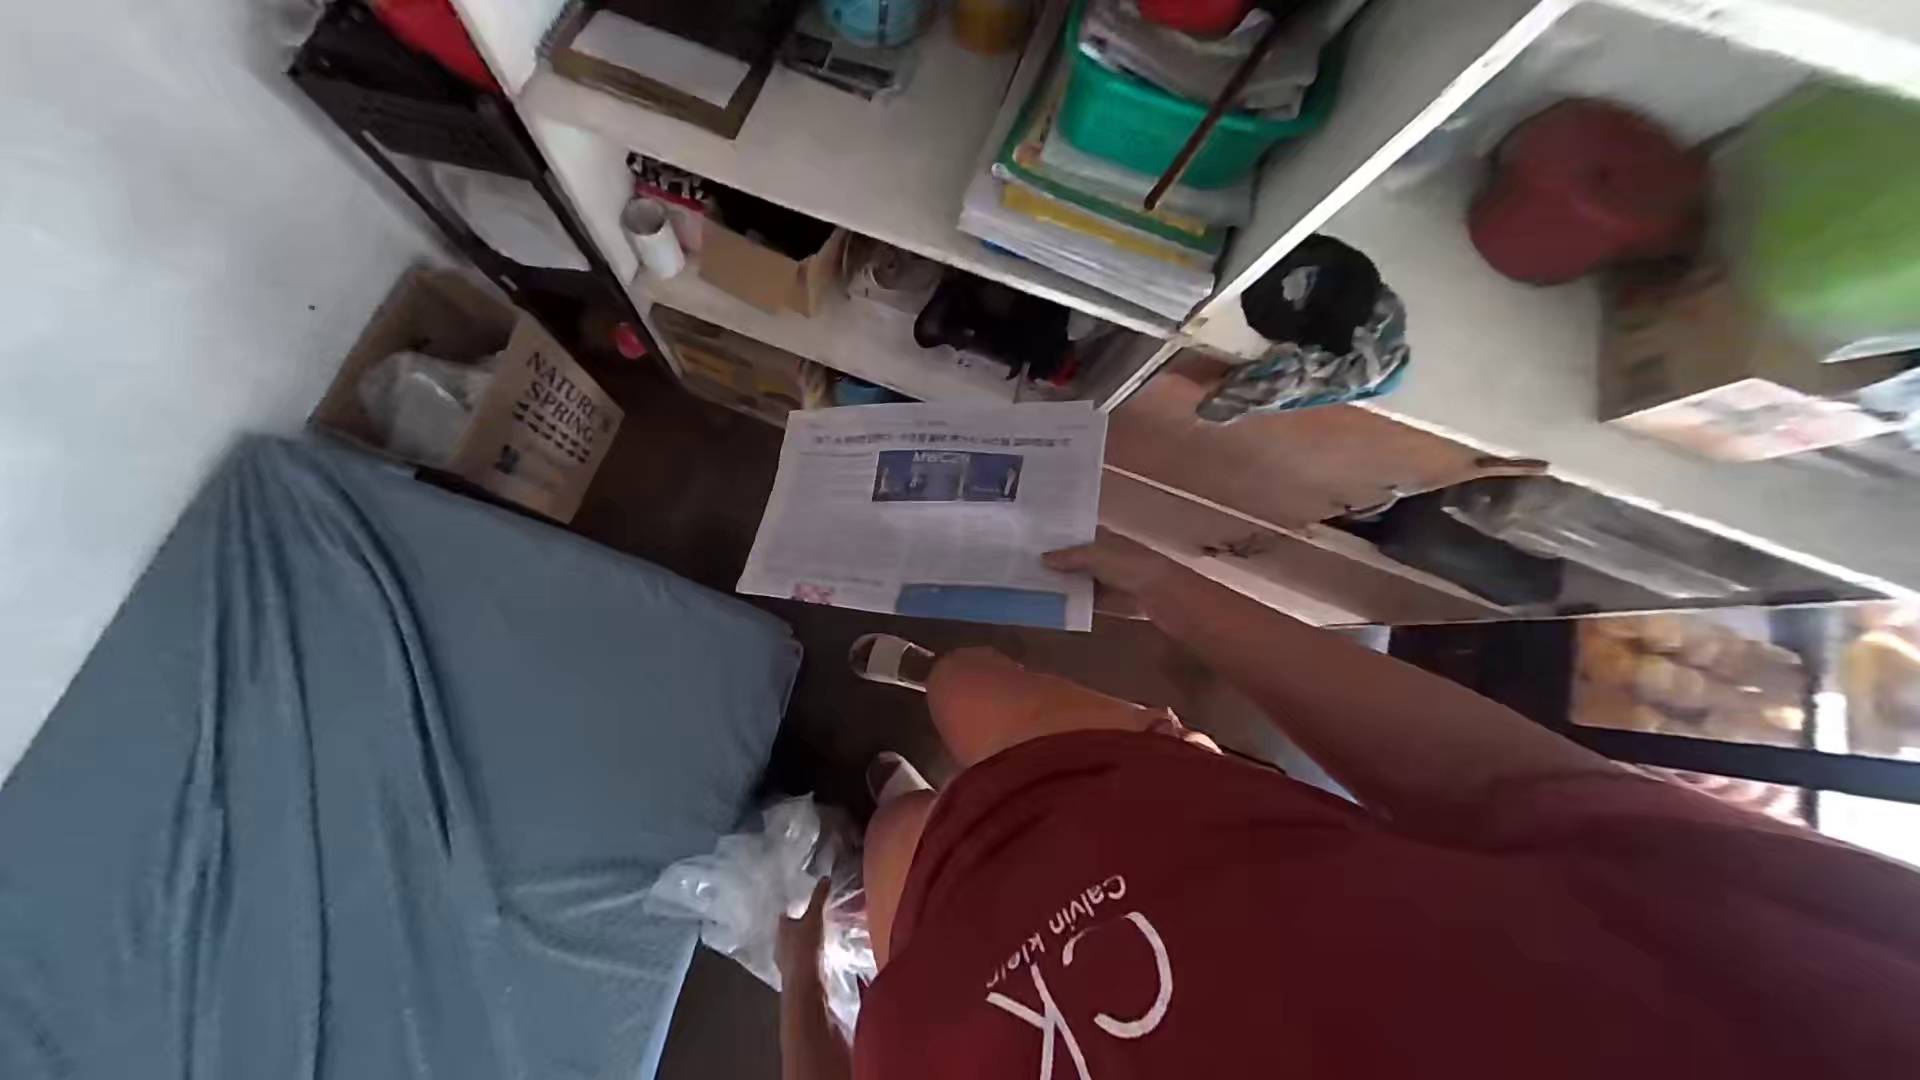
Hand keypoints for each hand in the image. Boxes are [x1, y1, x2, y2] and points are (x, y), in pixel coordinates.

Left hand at [776, 876, 831, 991]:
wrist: (804, 986)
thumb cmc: (805, 947)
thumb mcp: (815, 917)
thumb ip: (819, 897)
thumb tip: (825, 877)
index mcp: (780, 927)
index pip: (784, 913)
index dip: (793, 907)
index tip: (803, 902)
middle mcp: (779, 944)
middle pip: (788, 931)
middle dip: (799, 926)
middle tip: (814, 918)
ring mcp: (785, 962)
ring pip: (793, 946)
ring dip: (803, 942)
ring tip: (818, 936)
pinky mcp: (793, 975)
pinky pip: (800, 960)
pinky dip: (807, 956)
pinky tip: (818, 955)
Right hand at [1043, 528, 1180, 615]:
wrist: (1160, 592)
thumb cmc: (1129, 564)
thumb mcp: (1095, 555)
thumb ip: (1069, 556)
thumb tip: (1043, 558)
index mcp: (1104, 537)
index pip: (1077, 533)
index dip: (1060, 536)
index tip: (1036, 541)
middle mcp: (1106, 555)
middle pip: (1077, 558)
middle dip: (1058, 562)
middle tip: (1029, 565)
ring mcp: (1108, 577)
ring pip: (1081, 578)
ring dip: (1065, 582)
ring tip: (1037, 584)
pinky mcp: (1111, 598)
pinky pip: (1087, 597)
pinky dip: (1075, 600)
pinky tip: (1057, 602)